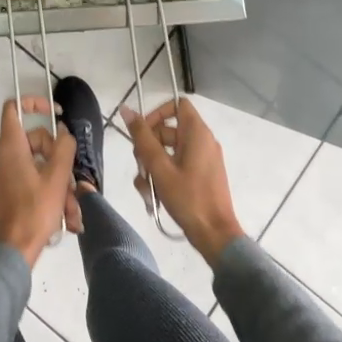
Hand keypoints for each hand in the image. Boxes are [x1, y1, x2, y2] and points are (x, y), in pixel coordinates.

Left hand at [0, 96, 78, 267]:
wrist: (14, 251)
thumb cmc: (34, 211)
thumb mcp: (56, 178)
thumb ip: (63, 148)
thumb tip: (64, 132)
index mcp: (12, 147)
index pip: (14, 108)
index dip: (34, 103)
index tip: (55, 112)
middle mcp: (6, 156)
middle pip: (36, 140)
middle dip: (60, 159)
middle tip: (73, 182)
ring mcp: (8, 174)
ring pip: (41, 166)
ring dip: (61, 184)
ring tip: (74, 211)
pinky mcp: (13, 191)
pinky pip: (36, 181)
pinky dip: (52, 194)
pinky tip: (68, 218)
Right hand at [121, 98, 245, 265]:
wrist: (215, 236)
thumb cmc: (188, 198)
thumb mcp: (160, 167)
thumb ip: (142, 137)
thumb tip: (126, 109)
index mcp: (197, 133)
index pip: (176, 105)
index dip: (156, 114)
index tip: (142, 133)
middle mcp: (202, 141)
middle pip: (167, 131)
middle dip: (148, 148)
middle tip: (141, 168)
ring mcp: (202, 160)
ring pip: (168, 152)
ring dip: (152, 167)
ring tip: (146, 189)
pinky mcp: (200, 176)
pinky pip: (177, 166)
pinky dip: (163, 176)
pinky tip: (153, 196)